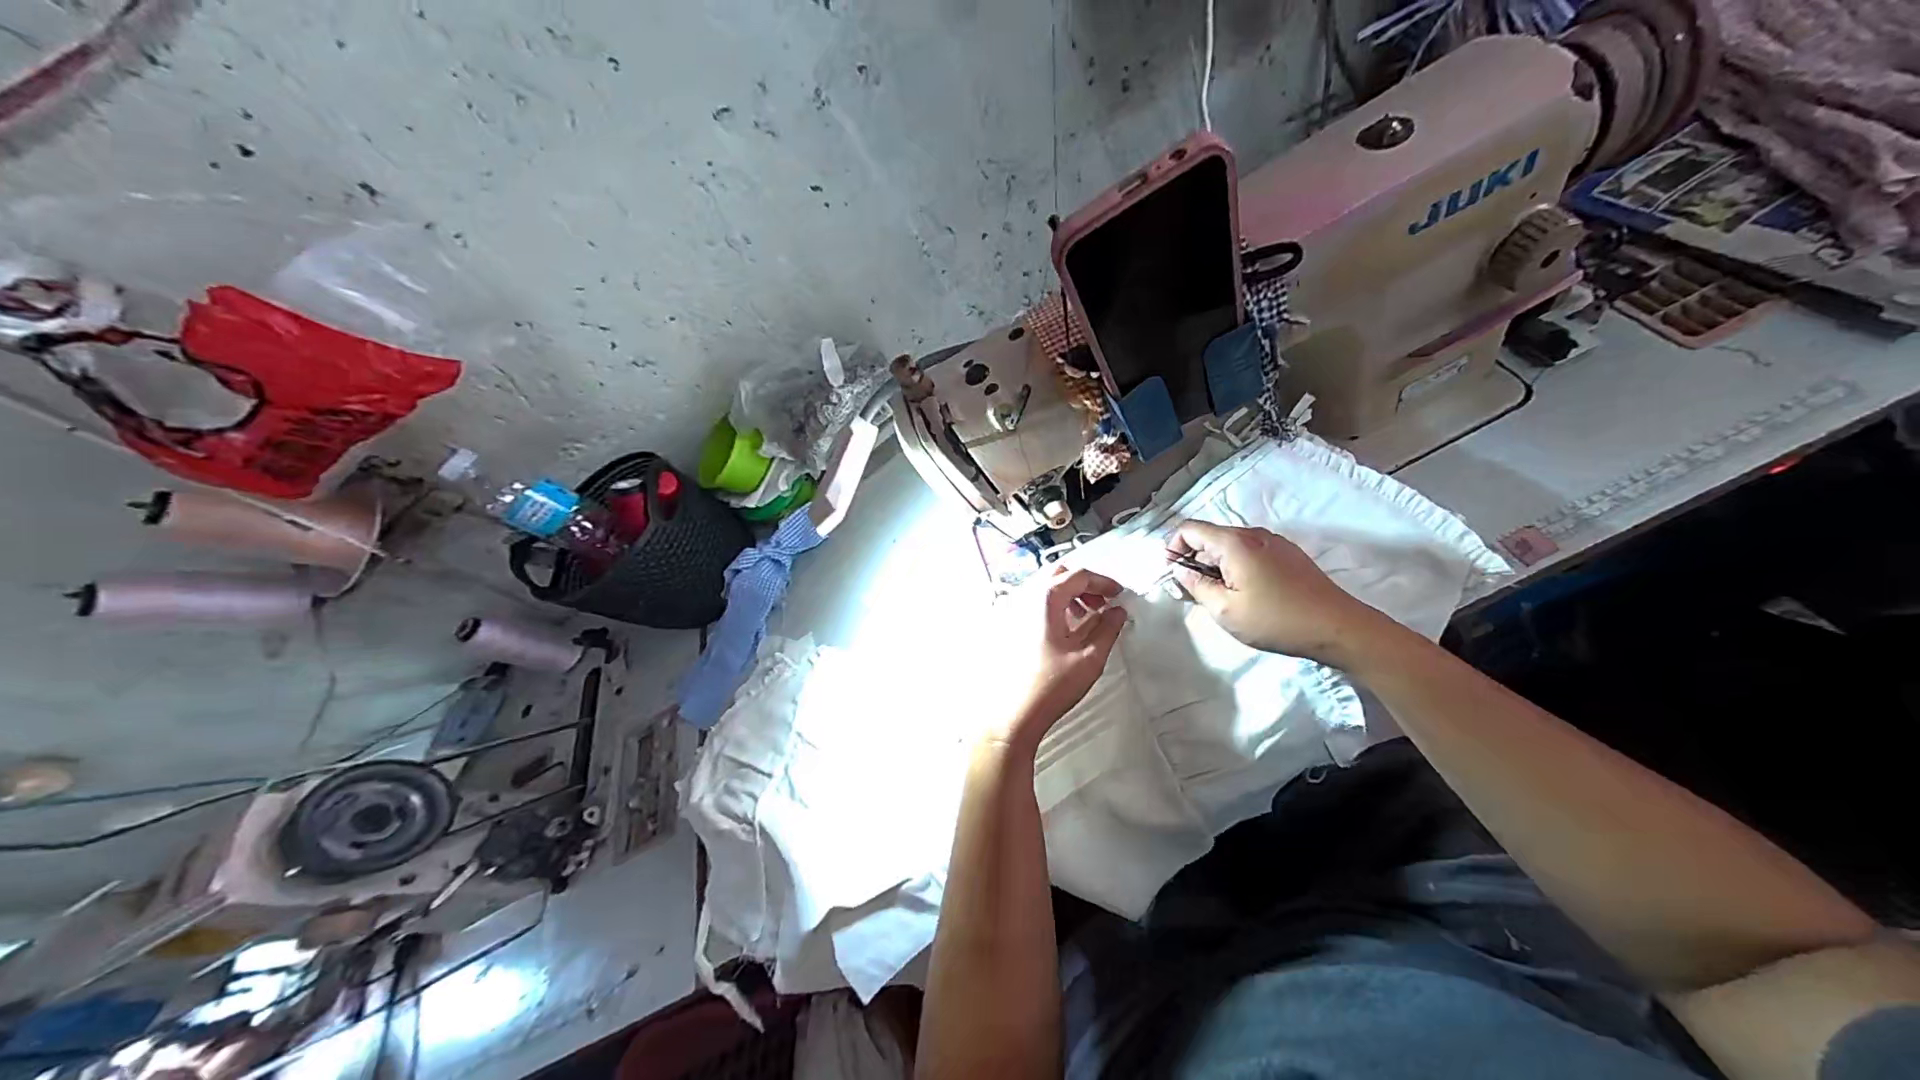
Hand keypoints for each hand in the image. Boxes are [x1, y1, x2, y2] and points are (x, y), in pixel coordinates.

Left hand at [996, 567, 1127, 747]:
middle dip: (1085, 585)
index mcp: (1044, 599)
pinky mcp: (1010, 627)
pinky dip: (1055, 607)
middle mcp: (1025, 598)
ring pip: (1046, 589)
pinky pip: (1035, 605)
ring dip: (1070, 596)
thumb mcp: (1090, 657)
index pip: (1078, 575)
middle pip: (1059, 576)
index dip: (1103, 582)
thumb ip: (1108, 629)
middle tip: (1104, 602)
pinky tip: (1067, 629)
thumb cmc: (1049, 687)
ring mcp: (1013, 612)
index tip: (1118, 594)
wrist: (1014, 714)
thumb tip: (1117, 612)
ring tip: (1088, 617)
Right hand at [1168, 521, 1390, 666]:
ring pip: (1230, 546)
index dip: (1173, 549)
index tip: (1173, 577)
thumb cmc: (1276, 620)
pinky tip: (1245, 594)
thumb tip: (1180, 571)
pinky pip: (1250, 552)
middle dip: (1193, 560)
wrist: (1337, 628)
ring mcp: (1275, 542)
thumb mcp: (1224, 610)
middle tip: (1193, 594)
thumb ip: (1195, 586)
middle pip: (1210, 536)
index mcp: (1235, 543)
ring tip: (1220, 598)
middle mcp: (1254, 533)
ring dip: (1215, 566)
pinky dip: (1237, 567)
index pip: (1189, 529)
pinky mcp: (1288, 555)